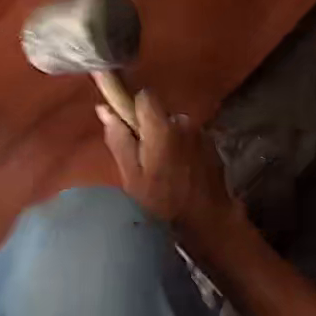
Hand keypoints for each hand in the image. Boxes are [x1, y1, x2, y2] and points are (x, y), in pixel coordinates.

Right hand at [98, 91, 237, 240]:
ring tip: (165, 168)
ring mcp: (200, 131)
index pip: (145, 95)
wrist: (208, 219)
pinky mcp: (211, 142)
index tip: (128, 124)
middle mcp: (183, 121)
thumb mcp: (132, 176)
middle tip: (145, 157)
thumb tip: (104, 109)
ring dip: (168, 139)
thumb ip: (119, 139)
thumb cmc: (164, 201)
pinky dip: (182, 147)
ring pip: (175, 126)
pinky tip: (182, 170)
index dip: (134, 106)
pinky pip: (189, 137)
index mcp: (161, 126)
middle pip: (159, 113)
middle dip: (150, 129)